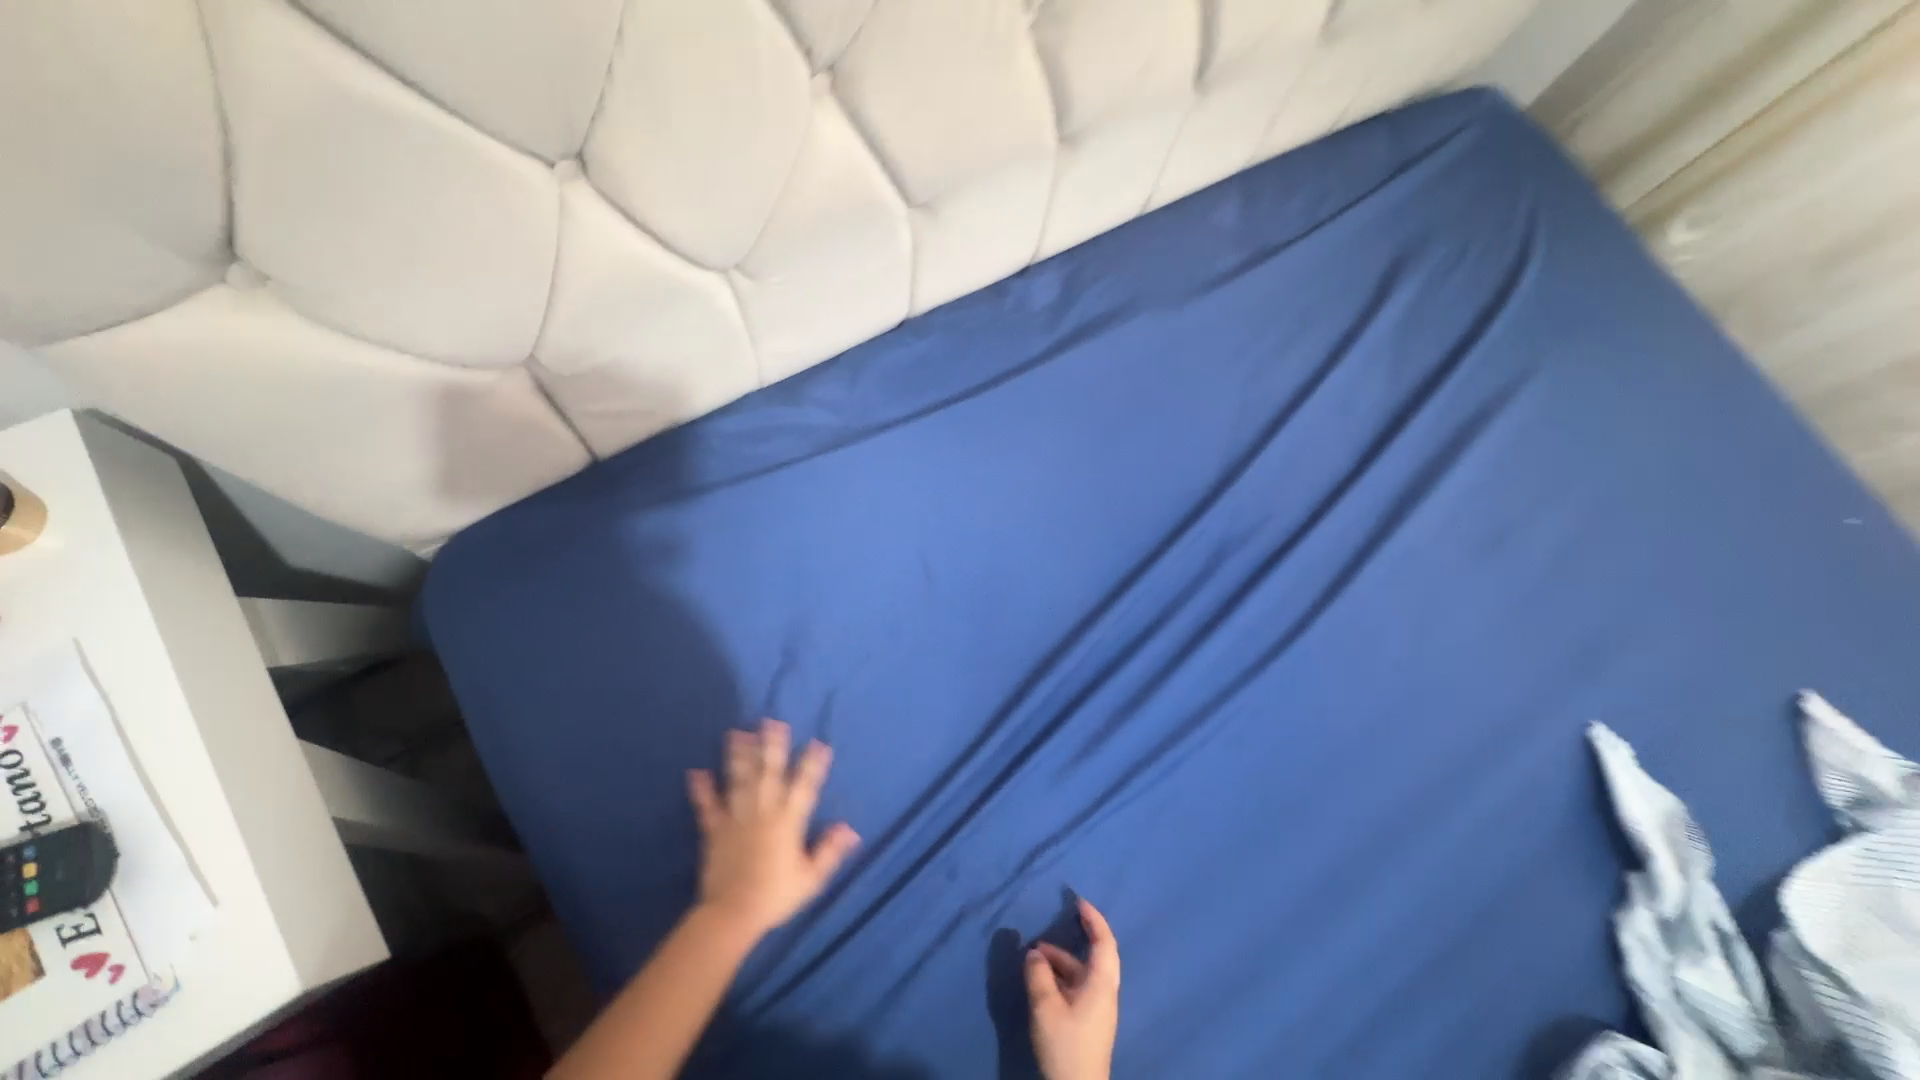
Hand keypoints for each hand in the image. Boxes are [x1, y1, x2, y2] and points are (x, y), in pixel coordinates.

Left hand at [686, 719, 859, 938]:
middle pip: (768, 774)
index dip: (812, 766)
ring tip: (738, 733)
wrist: (732, 914)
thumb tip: (850, 829)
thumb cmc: (776, 896)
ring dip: (739, 756)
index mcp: (787, 823)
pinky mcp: (714, 831)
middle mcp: (762, 813)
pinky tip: (696, 772)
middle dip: (772, 747)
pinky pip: (707, 807)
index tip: (818, 743)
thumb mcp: (811, 878)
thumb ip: (829, 851)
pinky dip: (701, 790)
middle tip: (772, 722)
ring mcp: (736, 819)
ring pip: (739, 781)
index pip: (804, 788)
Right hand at [1027, 897, 1120, 1079]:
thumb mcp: (1045, 1006)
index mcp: (1101, 983)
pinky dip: (1063, 974)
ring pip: (1084, 971)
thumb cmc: (1065, 1044)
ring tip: (1035, 955)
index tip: (1078, 900)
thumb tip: (1034, 953)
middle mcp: (1105, 991)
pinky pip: (1079, 985)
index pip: (1104, 941)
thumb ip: (1038, 974)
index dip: (1094, 918)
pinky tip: (1043, 978)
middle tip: (1062, 917)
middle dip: (1081, 934)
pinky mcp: (1090, 1019)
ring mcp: (1099, 1007)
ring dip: (1063, 958)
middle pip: (1098, 954)